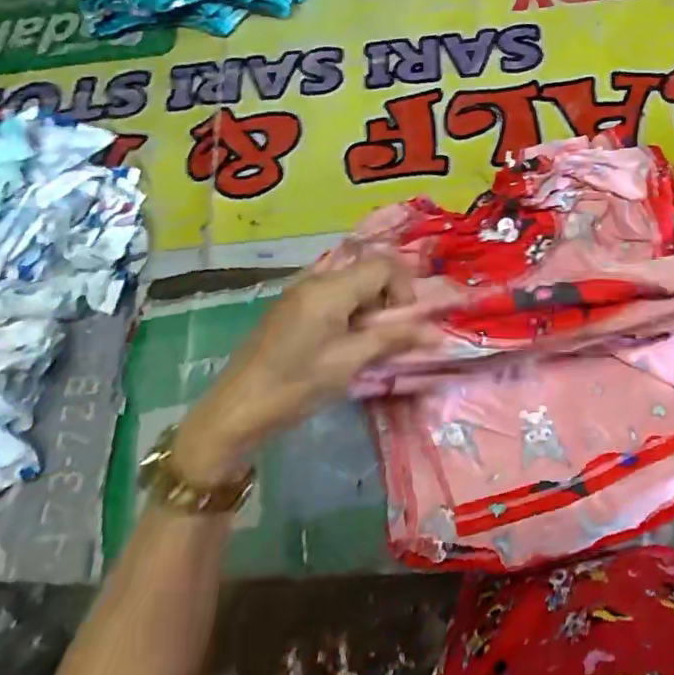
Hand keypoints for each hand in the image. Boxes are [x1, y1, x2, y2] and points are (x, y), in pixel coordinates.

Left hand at [172, 256, 419, 481]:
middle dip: (387, 302)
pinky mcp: (290, 309)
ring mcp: (299, 293)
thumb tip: (436, 333)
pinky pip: (331, 299)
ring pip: (350, 287)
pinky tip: (340, 348)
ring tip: (363, 348)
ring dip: (368, 311)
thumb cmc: (296, 385)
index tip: (402, 325)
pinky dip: (348, 316)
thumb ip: (393, 340)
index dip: (404, 290)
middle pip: (367, 273)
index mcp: (329, 287)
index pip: (383, 265)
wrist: (237, 409)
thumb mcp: (349, 362)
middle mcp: (314, 279)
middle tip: (385, 341)